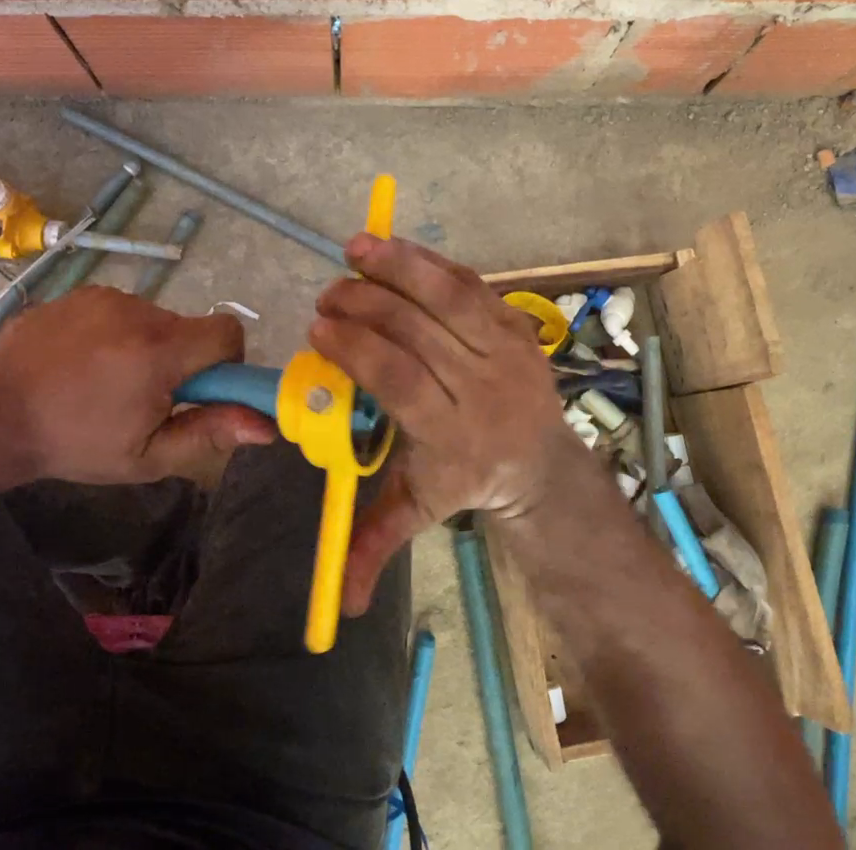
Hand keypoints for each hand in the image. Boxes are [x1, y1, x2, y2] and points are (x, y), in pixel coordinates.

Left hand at [0, 286, 276, 484]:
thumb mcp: (147, 455)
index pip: (228, 332)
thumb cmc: (74, 444)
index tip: (202, 389)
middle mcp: (136, 311)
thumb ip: (209, 434)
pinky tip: (82, 362)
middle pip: (188, 328)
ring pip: (153, 318)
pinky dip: (114, 332)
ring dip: (146, 345)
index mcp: (159, 351)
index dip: (227, 360)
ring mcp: (103, 296)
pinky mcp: (78, 292)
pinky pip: (118, 309)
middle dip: (180, 359)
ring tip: (106, 381)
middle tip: (145, 397)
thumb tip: (265, 425)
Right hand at [311, 235, 602, 613]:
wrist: (538, 460)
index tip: (317, 329)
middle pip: (420, 332)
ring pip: (451, 297)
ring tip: (356, 249)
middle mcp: (482, 386)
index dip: (358, 350)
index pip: (402, 380)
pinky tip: (393, 248)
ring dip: (400, 268)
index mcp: (452, 432)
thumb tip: (337, 608)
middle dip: (366, 305)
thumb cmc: (463, 479)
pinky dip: (430, 264)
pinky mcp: (515, 324)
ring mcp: (505, 350)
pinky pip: (471, 285)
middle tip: (327, 295)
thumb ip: (374, 544)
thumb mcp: (418, 511)